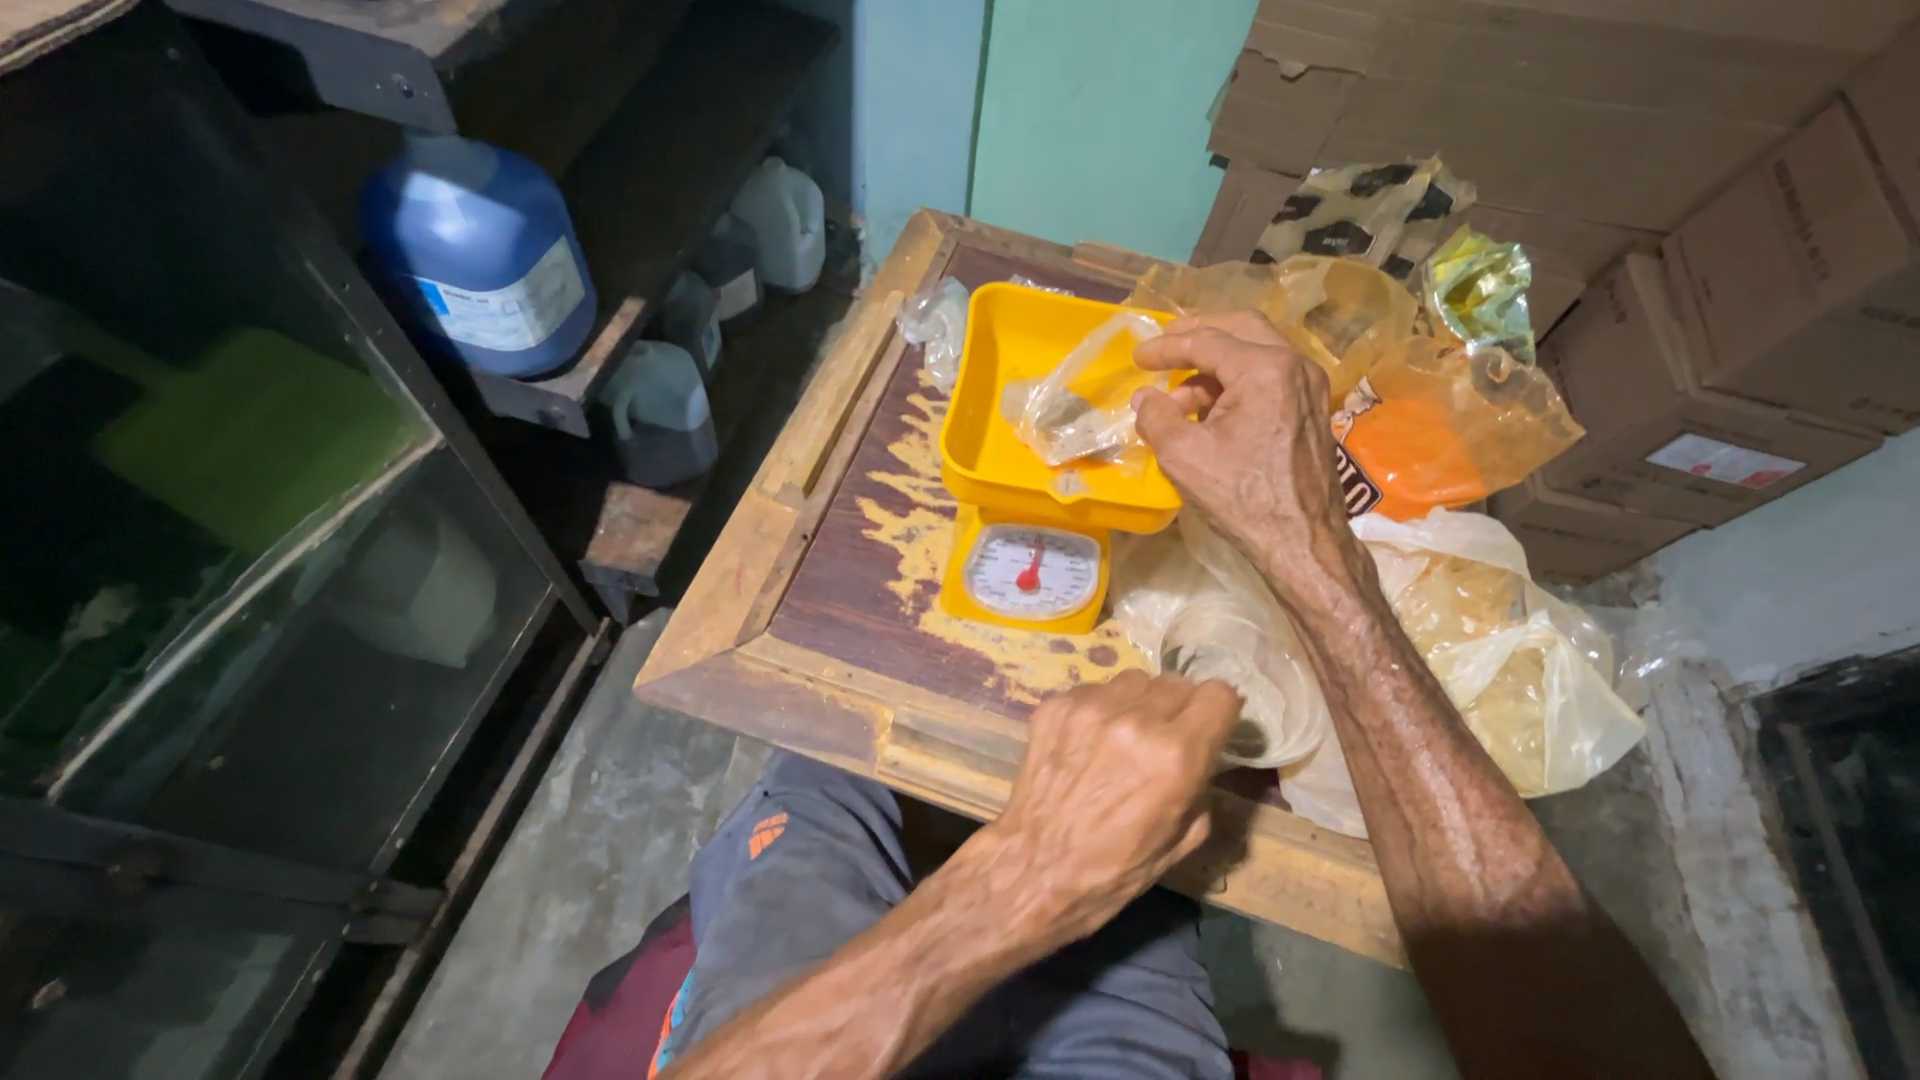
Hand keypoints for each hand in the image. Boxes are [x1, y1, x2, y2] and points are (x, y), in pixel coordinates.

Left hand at [983, 671, 1239, 946]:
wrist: (1038, 866)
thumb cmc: (1119, 866)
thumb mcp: (1188, 835)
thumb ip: (1203, 777)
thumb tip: (1207, 744)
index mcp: (1176, 756)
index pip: (1218, 694)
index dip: (1218, 712)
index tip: (1210, 726)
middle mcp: (1135, 720)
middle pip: (1177, 682)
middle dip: (1180, 707)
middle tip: (1166, 736)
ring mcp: (1090, 708)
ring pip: (1135, 680)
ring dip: (1140, 702)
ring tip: (1126, 736)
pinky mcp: (1056, 705)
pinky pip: (1096, 690)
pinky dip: (1102, 708)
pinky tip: (1090, 742)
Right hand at [1131, 310, 1369, 605]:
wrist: (1300, 538)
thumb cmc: (1240, 496)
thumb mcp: (1183, 455)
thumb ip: (1156, 416)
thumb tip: (1145, 398)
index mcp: (1264, 369)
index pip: (1206, 341)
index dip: (1165, 347)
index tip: (1137, 357)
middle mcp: (1294, 365)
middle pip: (1240, 328)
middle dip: (1198, 334)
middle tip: (1165, 344)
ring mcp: (1309, 386)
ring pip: (1257, 351)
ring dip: (1215, 363)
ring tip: (1178, 394)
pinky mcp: (1311, 409)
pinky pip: (1269, 376)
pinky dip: (1236, 380)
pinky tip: (1209, 410)